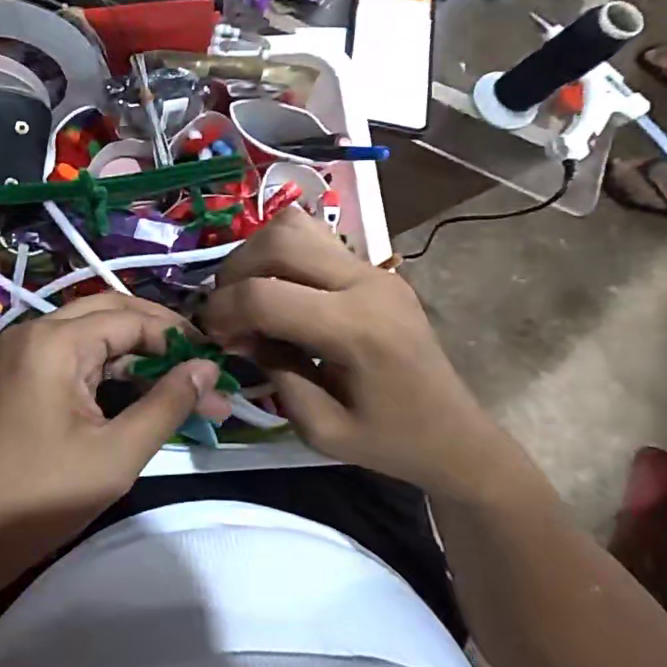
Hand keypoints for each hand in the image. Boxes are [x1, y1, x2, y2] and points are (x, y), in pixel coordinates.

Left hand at [0, 294, 229, 636]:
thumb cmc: (41, 497)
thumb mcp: (117, 454)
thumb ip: (167, 404)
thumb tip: (208, 369)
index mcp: (54, 343)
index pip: (133, 320)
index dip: (178, 340)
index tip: (216, 367)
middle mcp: (35, 334)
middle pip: (112, 314)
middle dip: (160, 338)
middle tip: (201, 365)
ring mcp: (23, 354)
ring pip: (95, 335)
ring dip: (138, 355)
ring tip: (182, 385)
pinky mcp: (20, 377)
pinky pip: (75, 357)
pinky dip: (111, 371)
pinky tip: (142, 393)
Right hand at [202, 208, 523, 498]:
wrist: (454, 433)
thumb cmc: (390, 442)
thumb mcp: (320, 429)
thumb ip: (274, 372)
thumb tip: (238, 331)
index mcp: (356, 330)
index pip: (266, 295)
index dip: (224, 311)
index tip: (212, 335)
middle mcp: (365, 283)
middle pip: (278, 242)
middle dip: (234, 273)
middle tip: (226, 311)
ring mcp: (373, 268)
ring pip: (296, 225)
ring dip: (257, 252)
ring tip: (249, 291)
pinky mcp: (375, 267)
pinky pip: (316, 236)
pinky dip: (283, 249)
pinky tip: (279, 284)